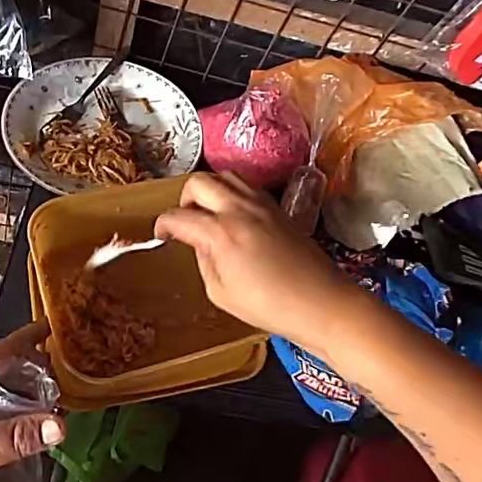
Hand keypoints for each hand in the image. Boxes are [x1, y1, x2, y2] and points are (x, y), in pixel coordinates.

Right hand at [154, 173, 364, 351]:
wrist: (321, 301)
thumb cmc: (270, 305)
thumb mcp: (221, 293)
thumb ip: (204, 261)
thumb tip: (201, 243)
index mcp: (220, 232)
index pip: (179, 216)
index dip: (163, 225)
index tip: (161, 234)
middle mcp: (239, 208)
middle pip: (199, 182)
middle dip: (184, 198)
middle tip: (185, 219)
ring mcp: (262, 204)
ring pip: (226, 175)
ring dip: (210, 189)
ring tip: (209, 213)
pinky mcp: (279, 208)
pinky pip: (248, 186)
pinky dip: (233, 192)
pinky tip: (234, 215)